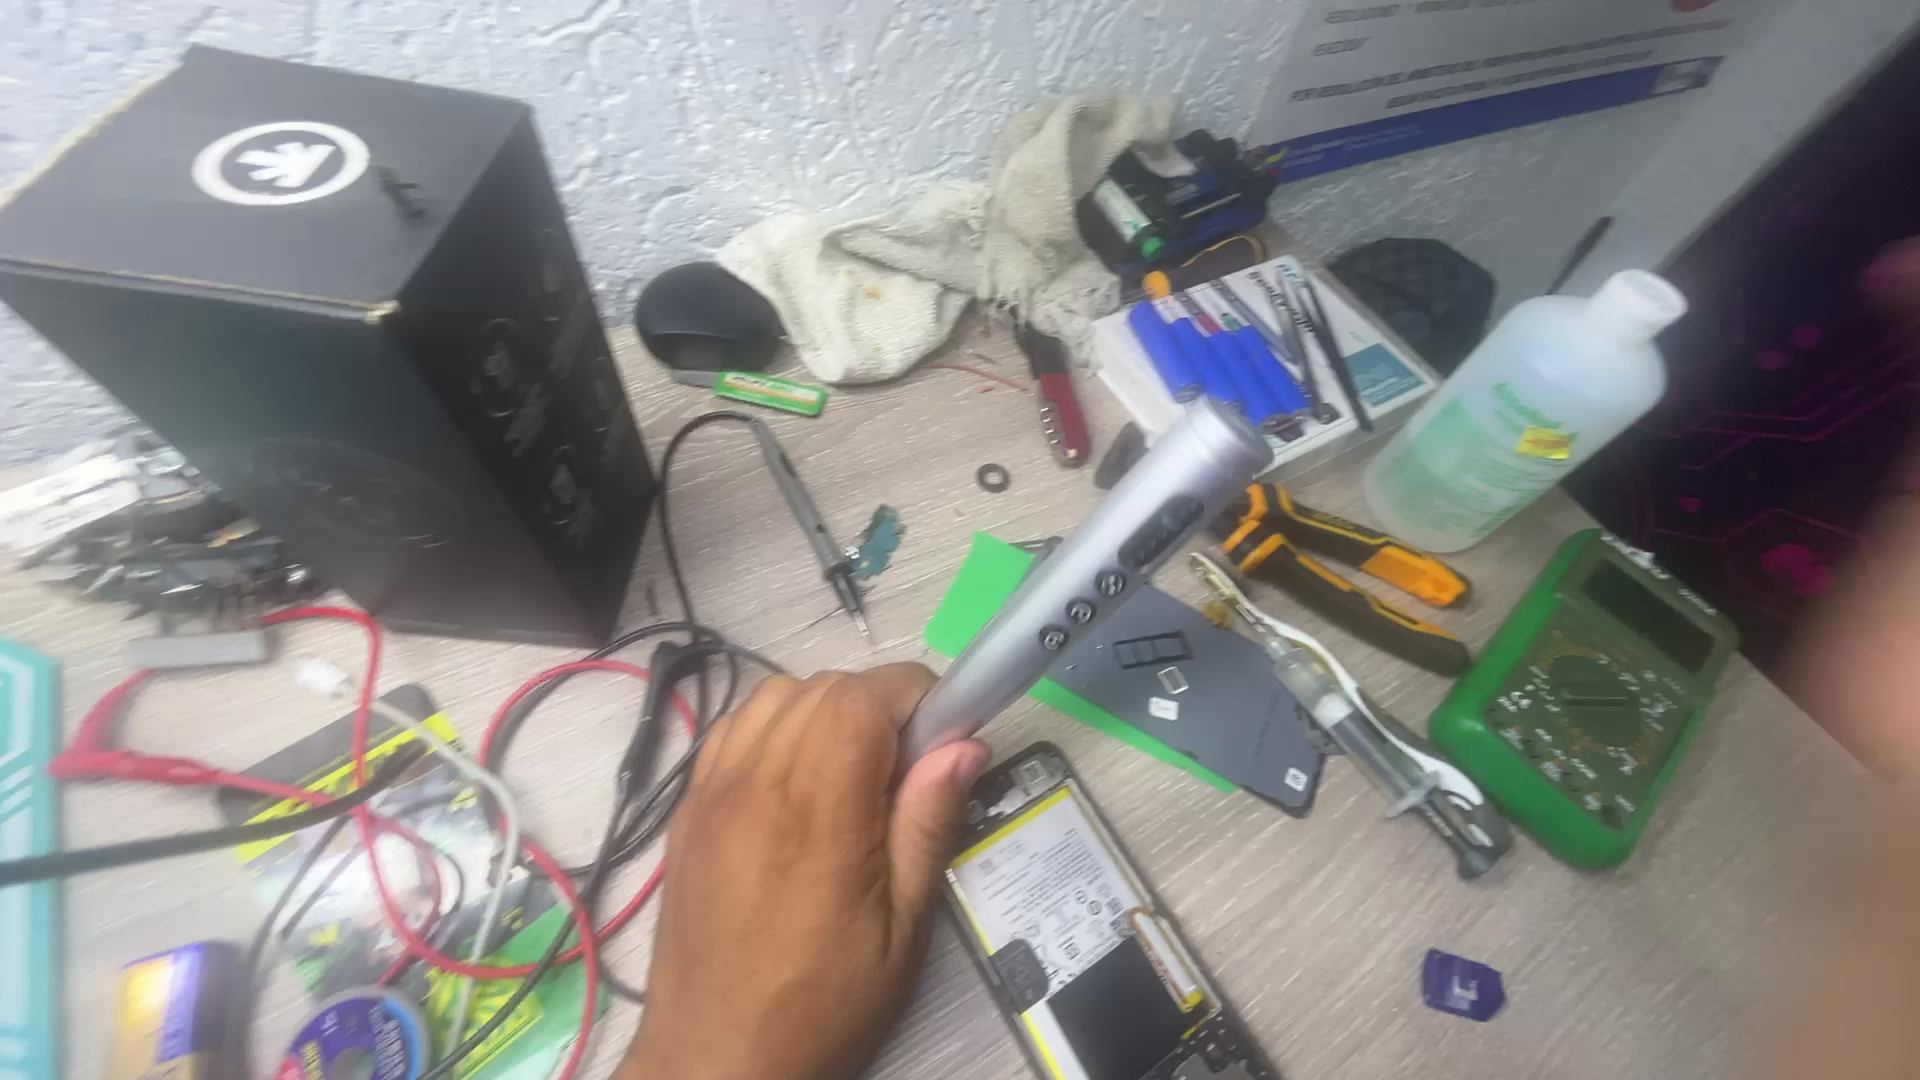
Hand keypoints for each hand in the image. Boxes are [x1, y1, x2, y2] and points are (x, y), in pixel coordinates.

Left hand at [620, 663, 990, 1079]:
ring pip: (780, 692)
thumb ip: (930, 823)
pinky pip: (738, 722)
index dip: (912, 696)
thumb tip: (965, 744)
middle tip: (902, 763)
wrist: (713, 1058)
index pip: (862, 698)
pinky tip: (796, 769)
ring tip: (850, 763)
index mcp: (818, 813)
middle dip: (879, 704)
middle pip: (826, 688)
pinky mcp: (689, 802)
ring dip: (828, 706)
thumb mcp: (902, 928)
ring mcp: (713, 788)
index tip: (938, 732)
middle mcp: (758, 783)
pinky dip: (778, 721)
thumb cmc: (821, 1000)